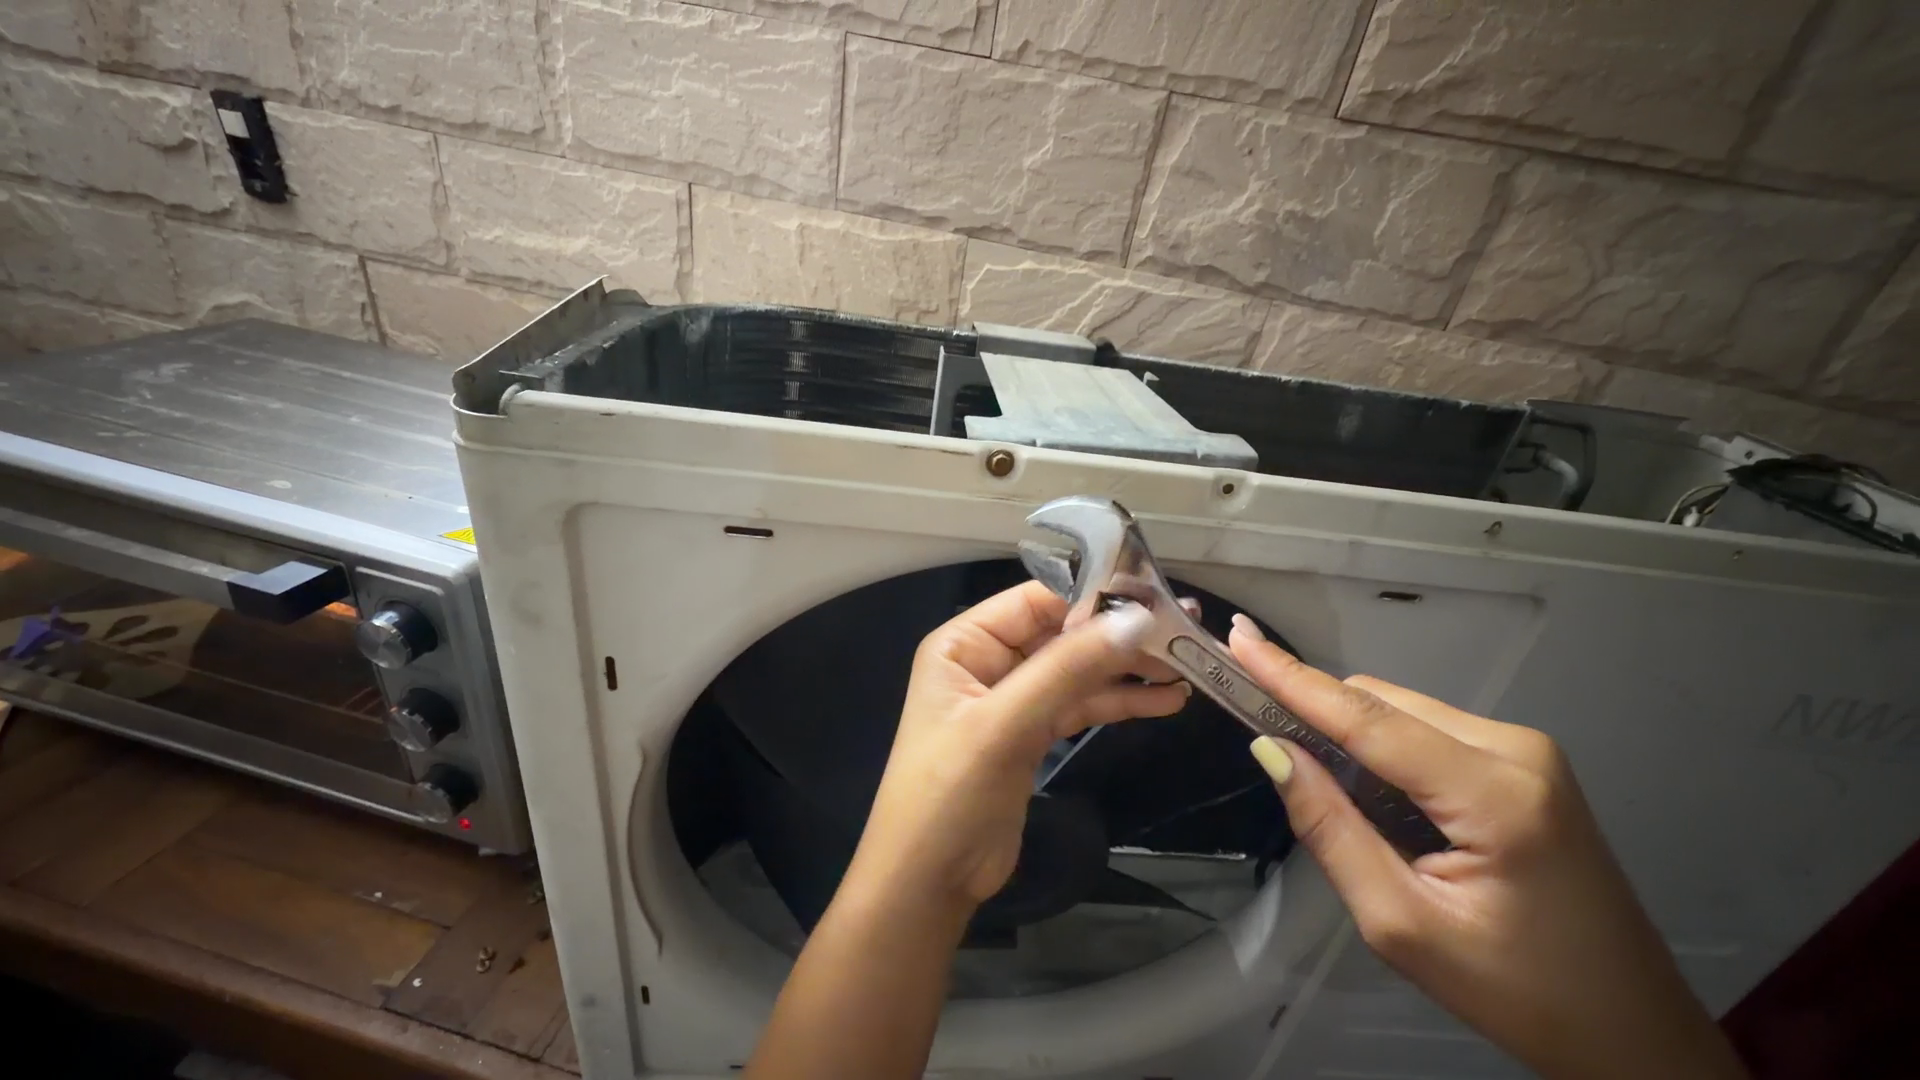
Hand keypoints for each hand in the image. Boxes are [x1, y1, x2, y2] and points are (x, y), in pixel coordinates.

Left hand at [845, 581, 1187, 912]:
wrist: (928, 882)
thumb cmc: (950, 794)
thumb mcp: (1005, 726)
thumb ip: (1067, 670)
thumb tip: (1134, 619)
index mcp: (964, 643)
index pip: (1036, 601)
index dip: (1093, 595)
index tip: (1155, 596)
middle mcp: (987, 661)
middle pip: (1063, 634)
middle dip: (1120, 634)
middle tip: (1184, 629)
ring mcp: (1012, 699)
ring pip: (1078, 671)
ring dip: (1128, 670)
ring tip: (1187, 665)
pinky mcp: (1032, 736)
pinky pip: (1081, 706)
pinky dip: (1119, 703)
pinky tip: (1164, 701)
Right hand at [1230, 617, 1747, 1079]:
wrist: (1633, 1032)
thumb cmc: (1516, 992)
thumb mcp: (1401, 923)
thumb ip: (1330, 830)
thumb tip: (1271, 750)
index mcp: (1492, 793)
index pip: (1366, 718)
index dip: (1292, 677)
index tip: (1238, 638)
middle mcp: (1514, 749)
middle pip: (1382, 703)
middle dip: (1314, 709)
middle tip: (1254, 728)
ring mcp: (1527, 753)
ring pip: (1402, 713)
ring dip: (1347, 733)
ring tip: (1319, 785)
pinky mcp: (1527, 766)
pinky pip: (1427, 732)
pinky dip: (1382, 750)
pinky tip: (1371, 796)